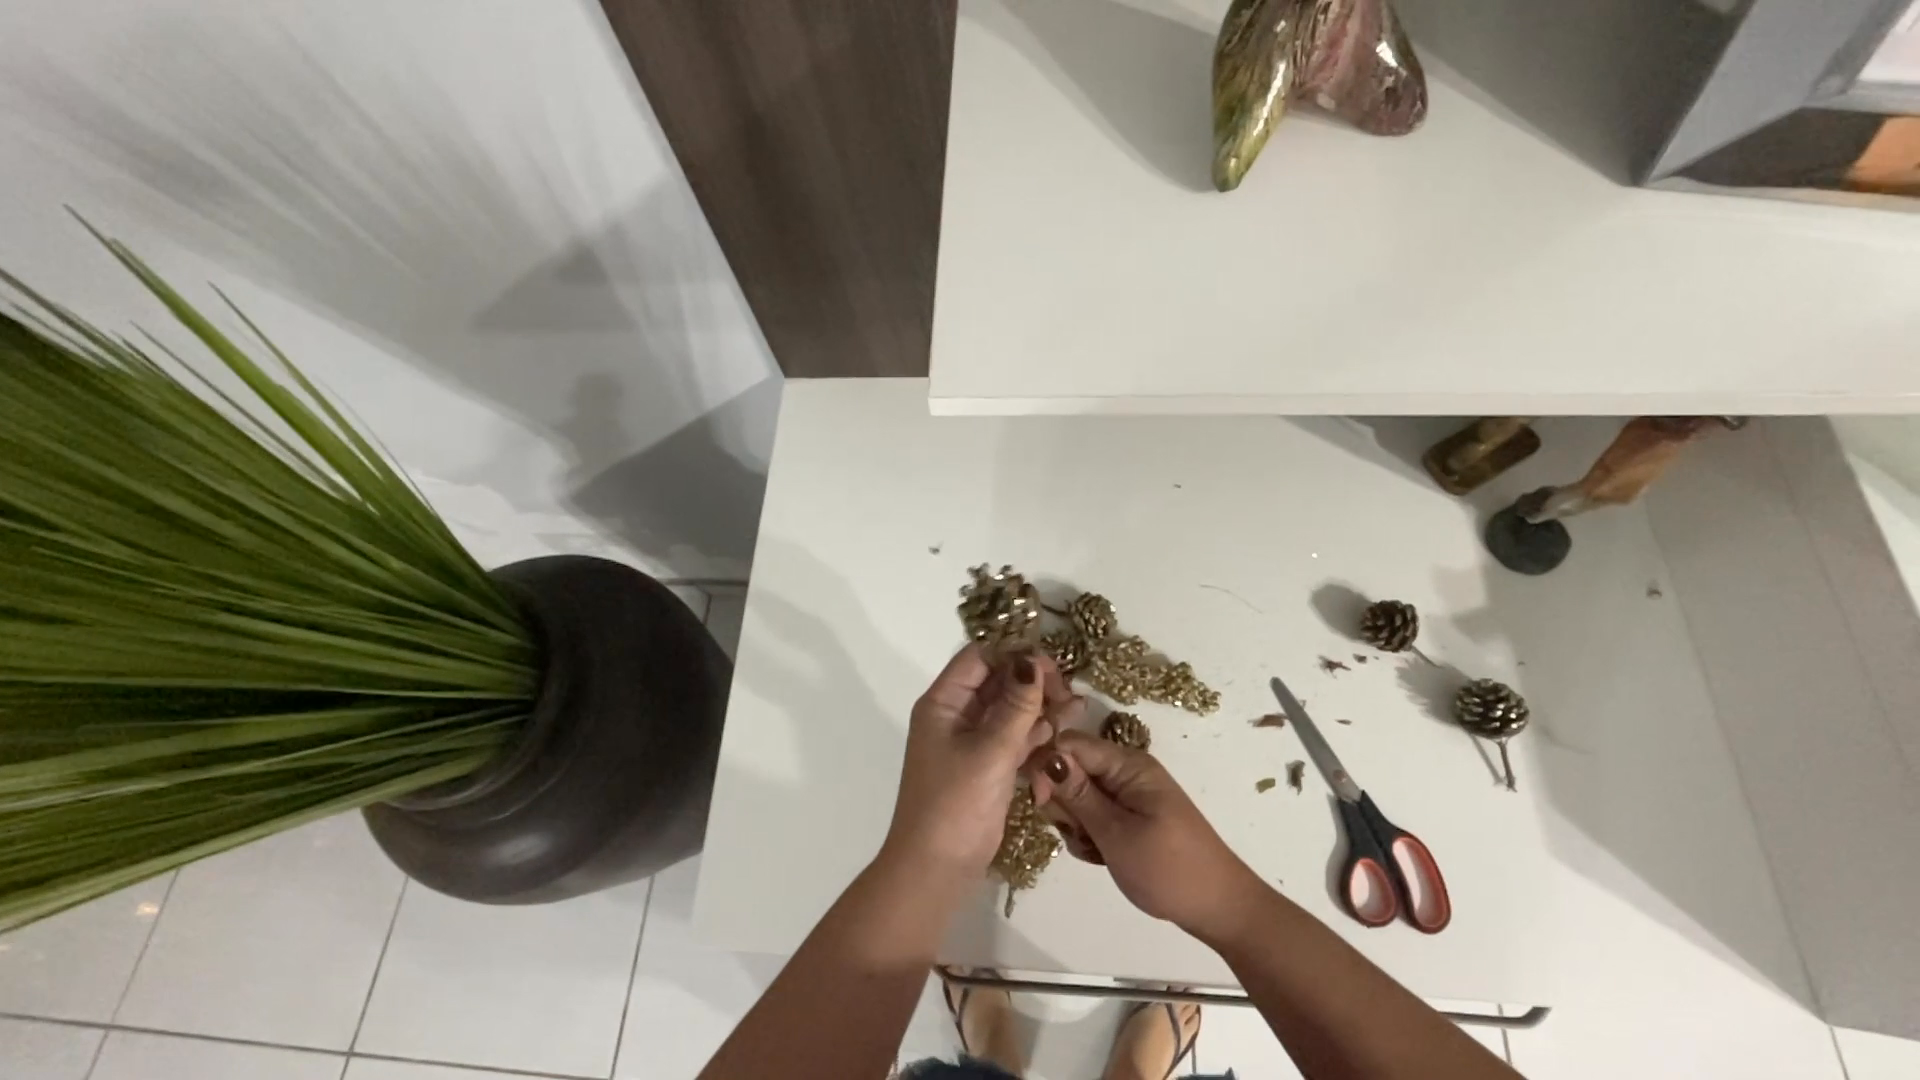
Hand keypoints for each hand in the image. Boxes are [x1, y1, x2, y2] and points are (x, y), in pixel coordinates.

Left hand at [880, 645, 1083, 888]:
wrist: (936, 869)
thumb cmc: (955, 804)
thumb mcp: (990, 751)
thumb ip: (1016, 706)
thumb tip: (1032, 661)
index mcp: (944, 703)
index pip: (979, 658)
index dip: (1014, 655)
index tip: (1051, 666)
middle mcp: (955, 715)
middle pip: (997, 681)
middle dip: (1033, 682)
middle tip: (1068, 692)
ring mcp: (972, 742)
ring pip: (1010, 710)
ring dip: (1040, 707)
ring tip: (1077, 708)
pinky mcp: (987, 767)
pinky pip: (1014, 738)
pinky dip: (1037, 734)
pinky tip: (1064, 732)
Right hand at [1030, 731, 1259, 940]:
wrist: (1217, 908)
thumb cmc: (1168, 869)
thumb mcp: (1116, 833)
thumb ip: (1078, 795)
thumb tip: (1046, 756)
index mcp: (1127, 764)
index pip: (1069, 743)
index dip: (1048, 766)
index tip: (1039, 802)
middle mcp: (1126, 771)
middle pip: (1071, 768)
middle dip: (1062, 801)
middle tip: (1080, 834)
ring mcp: (1128, 795)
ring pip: (1077, 796)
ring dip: (1075, 824)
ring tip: (1094, 851)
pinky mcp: (1129, 816)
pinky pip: (1093, 815)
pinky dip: (1089, 836)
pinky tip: (1100, 857)